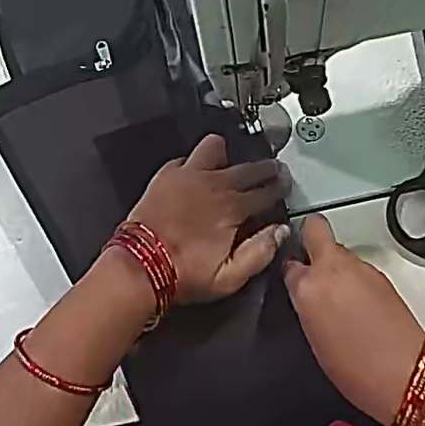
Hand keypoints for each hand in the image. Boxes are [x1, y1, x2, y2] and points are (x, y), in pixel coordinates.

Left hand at [126, 134, 289, 304]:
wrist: (140, 265)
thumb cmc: (182, 274)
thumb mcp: (229, 277)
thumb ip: (260, 252)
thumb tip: (279, 233)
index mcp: (233, 208)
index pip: (266, 191)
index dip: (279, 188)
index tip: (283, 187)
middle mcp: (213, 185)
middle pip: (249, 168)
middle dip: (265, 169)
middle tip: (271, 170)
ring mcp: (188, 175)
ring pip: (215, 148)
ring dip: (226, 154)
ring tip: (230, 161)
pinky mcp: (166, 176)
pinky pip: (186, 158)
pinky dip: (195, 162)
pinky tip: (196, 171)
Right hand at [282, 213, 424, 423]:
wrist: (406, 376)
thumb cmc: (360, 370)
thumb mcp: (313, 340)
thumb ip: (305, 305)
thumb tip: (303, 295)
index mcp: (307, 286)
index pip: (288, 263)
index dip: (290, 270)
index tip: (292, 276)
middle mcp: (333, 268)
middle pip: (315, 229)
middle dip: (311, 237)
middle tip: (311, 258)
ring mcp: (360, 268)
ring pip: (340, 250)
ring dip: (336, 263)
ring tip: (339, 293)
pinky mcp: (382, 275)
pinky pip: (360, 267)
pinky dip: (357, 278)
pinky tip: (359, 303)